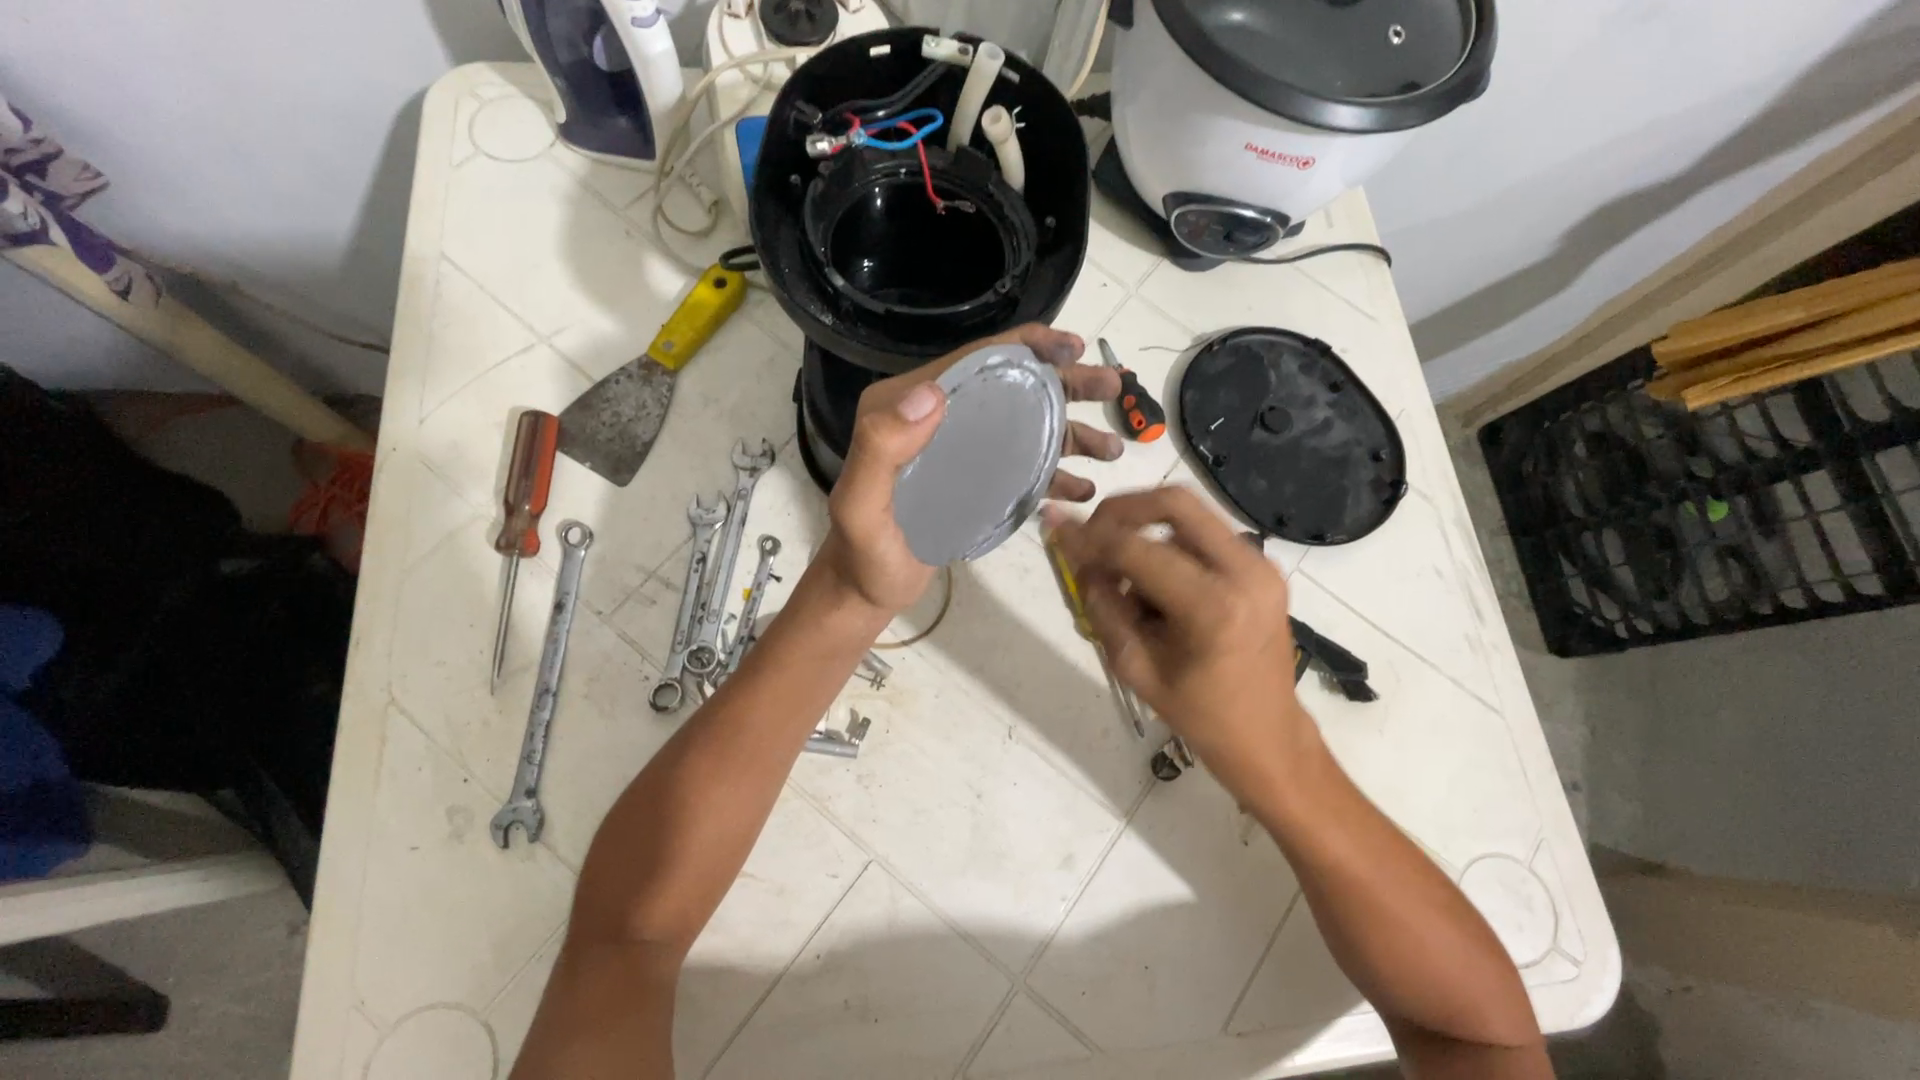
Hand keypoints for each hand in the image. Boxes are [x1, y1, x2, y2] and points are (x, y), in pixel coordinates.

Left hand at [819, 324, 1125, 614]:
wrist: (865, 593)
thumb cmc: (863, 554)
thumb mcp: (862, 505)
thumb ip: (882, 447)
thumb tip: (934, 393)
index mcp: (905, 409)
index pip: (972, 362)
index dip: (1026, 347)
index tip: (1073, 346)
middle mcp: (936, 422)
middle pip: (1009, 390)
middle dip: (1065, 384)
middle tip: (1113, 386)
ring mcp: (960, 452)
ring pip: (1024, 428)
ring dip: (1072, 432)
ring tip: (1112, 448)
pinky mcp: (975, 482)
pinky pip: (1023, 468)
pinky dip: (1057, 474)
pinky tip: (1085, 487)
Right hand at [1047, 487, 1309, 788]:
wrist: (1268, 735)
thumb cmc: (1199, 713)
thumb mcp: (1135, 666)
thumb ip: (1102, 604)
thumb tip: (1074, 552)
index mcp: (1213, 607)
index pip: (1137, 550)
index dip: (1089, 537)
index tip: (1056, 527)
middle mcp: (1245, 571)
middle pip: (1174, 502)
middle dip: (1121, 510)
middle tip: (1090, 533)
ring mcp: (1261, 564)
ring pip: (1188, 516)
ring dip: (1145, 532)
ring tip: (1123, 578)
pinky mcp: (1263, 566)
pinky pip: (1205, 534)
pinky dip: (1170, 545)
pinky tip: (1155, 585)